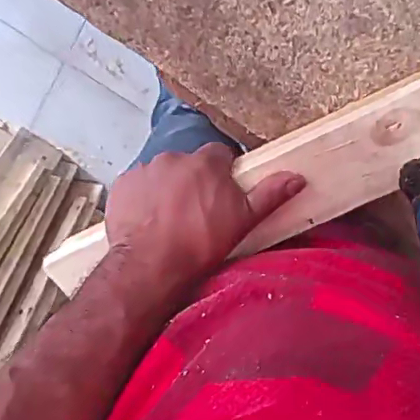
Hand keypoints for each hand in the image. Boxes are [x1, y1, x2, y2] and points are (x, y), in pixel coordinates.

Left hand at [105, 144, 305, 276]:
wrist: (152, 265)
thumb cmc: (200, 244)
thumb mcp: (245, 220)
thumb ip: (270, 194)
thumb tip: (295, 178)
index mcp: (207, 163)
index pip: (221, 154)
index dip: (225, 173)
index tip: (224, 193)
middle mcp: (174, 158)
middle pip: (191, 163)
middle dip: (196, 181)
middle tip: (201, 210)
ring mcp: (145, 170)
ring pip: (164, 173)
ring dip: (170, 188)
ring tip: (175, 218)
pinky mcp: (124, 185)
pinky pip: (140, 185)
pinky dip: (146, 198)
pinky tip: (153, 219)